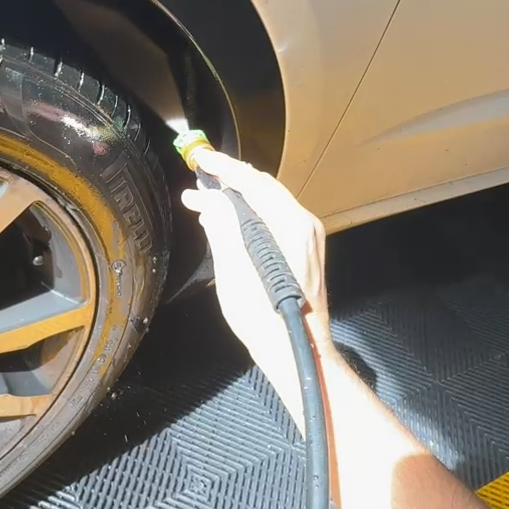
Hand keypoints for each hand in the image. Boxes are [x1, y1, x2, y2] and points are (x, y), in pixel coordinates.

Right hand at [179, 146, 330, 424]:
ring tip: (208, 197)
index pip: (253, 182)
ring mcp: (308, 238)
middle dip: (230, 180)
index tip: (199, 157)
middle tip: (200, 175)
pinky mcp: (306, 251)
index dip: (223, 168)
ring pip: (270, 202)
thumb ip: (223, 226)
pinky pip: (275, 218)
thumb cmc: (262, 315)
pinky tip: (230, 219)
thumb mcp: (233, 269)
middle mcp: (305, 223)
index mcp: (290, 223)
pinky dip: (251, 213)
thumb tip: (209, 199)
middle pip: (264, 188)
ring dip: (239, 197)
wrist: (296, 351)